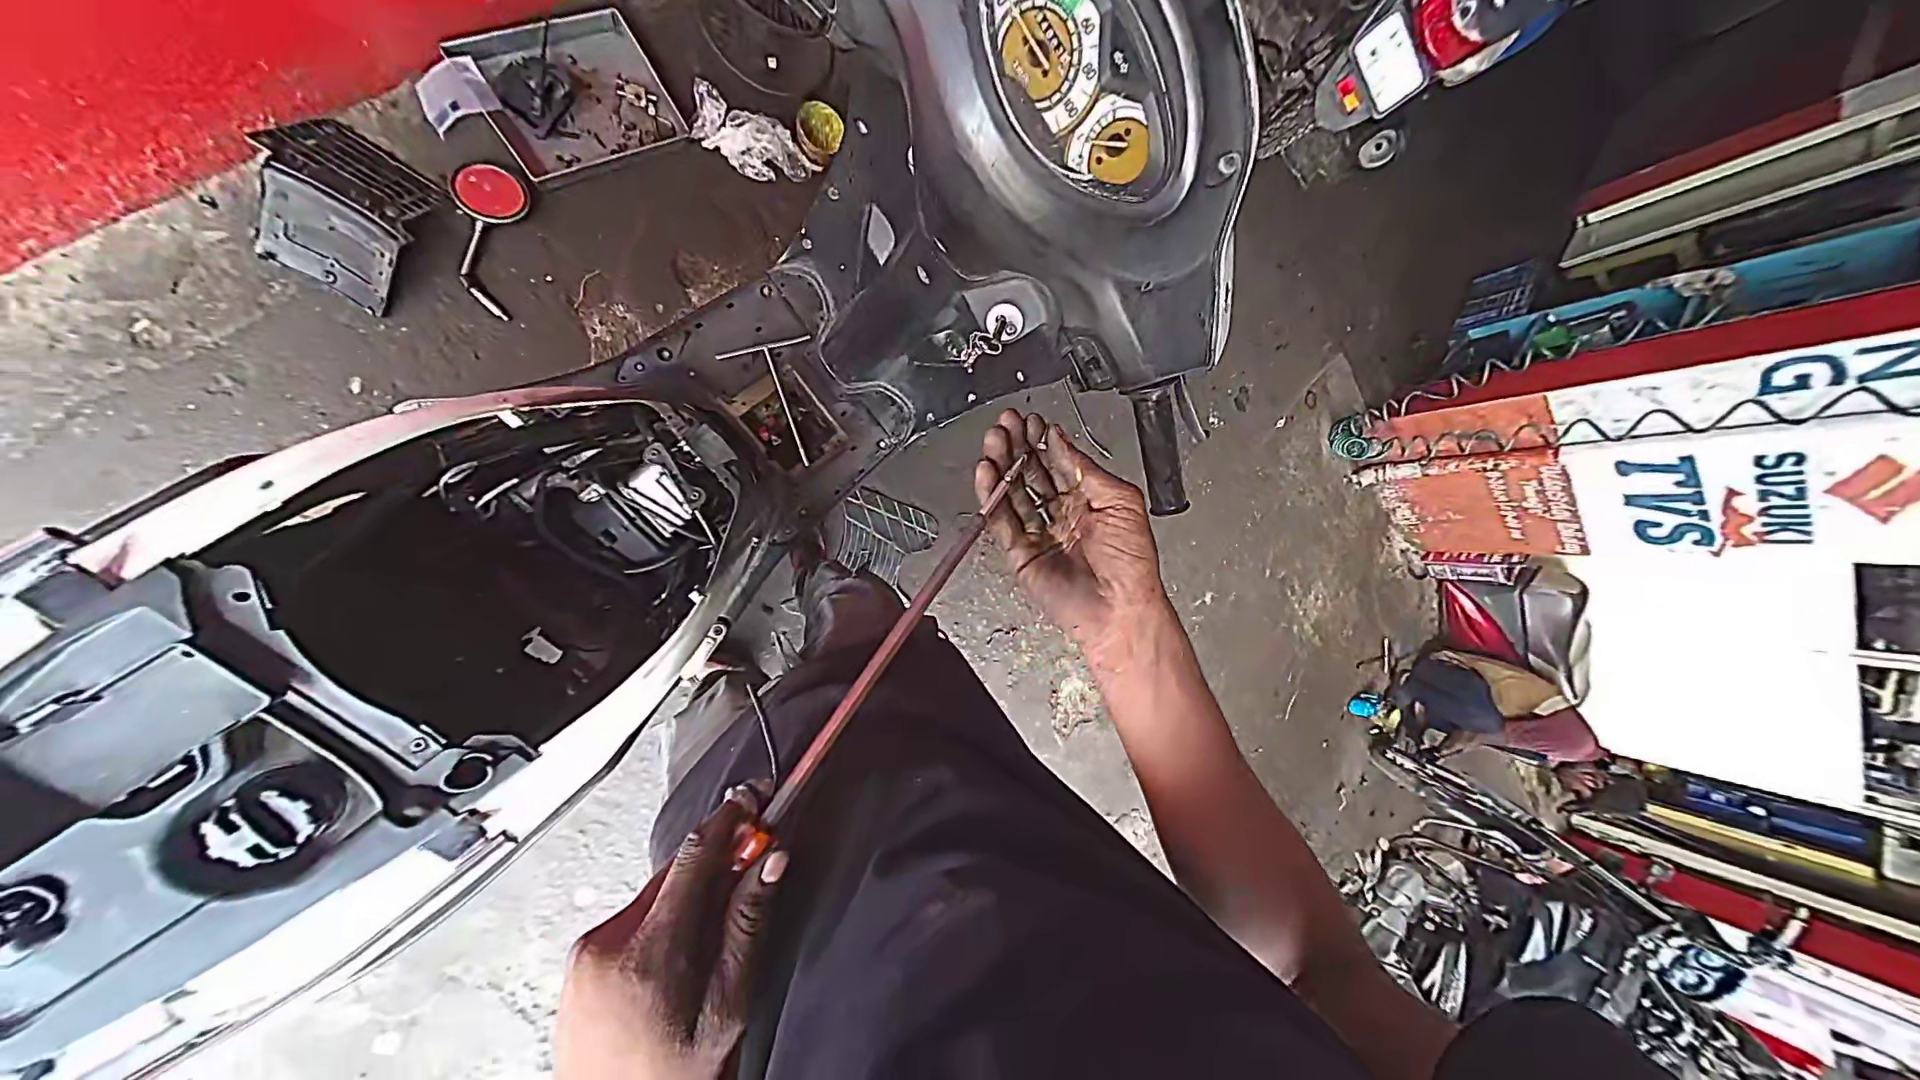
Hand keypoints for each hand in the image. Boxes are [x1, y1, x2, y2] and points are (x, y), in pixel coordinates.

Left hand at [555, 786, 786, 1079]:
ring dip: (693, 888)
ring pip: (658, 889)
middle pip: (677, 869)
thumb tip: (772, 861)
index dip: (729, 819)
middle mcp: (607, 945)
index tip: (753, 798)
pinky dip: (667, 912)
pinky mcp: (579, 959)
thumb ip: (748, 924)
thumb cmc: (673, 1076)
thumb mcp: (728, 1005)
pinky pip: (636, 912)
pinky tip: (681, 948)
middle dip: (719, 858)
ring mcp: (586, 952)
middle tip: (755, 858)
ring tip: (713, 931)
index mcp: (649, 957)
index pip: (694, 857)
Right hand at [974, 409, 1171, 672]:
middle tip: (1005, 425)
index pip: (1057, 462)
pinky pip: (1001, 520)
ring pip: (1013, 493)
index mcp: (1087, 500)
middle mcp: (1062, 515)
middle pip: (1031, 473)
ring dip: (1002, 466)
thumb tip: (1060, 441)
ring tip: (993, 442)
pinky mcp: (1021, 554)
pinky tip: (988, 473)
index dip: (1042, 440)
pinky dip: (991, 496)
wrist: (1120, 608)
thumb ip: (1084, 468)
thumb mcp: (1120, 500)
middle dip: (1017, 447)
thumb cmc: (1132, 563)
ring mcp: (1040, 534)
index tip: (1030, 421)